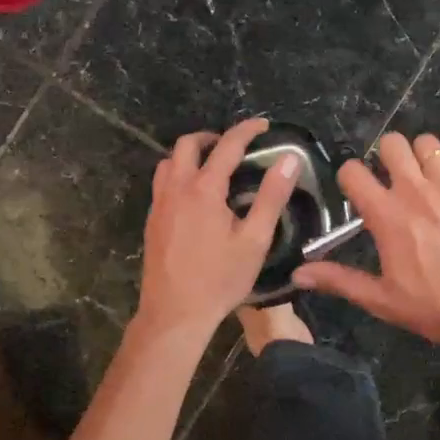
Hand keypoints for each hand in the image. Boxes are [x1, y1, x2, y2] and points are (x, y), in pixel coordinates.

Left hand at [137, 119, 299, 335]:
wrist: (174, 315)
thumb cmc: (219, 279)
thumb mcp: (254, 240)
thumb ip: (271, 197)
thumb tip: (288, 160)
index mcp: (204, 189)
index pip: (227, 146)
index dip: (247, 130)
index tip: (263, 125)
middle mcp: (176, 188)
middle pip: (187, 144)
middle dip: (211, 137)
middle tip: (234, 146)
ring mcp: (159, 204)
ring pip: (168, 162)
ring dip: (190, 154)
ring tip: (213, 167)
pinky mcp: (151, 221)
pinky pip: (162, 183)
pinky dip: (179, 174)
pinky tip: (195, 197)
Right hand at [292, 132, 439, 351]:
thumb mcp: (384, 301)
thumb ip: (340, 281)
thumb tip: (299, 273)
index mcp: (387, 216)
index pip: (353, 171)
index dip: (350, 178)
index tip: (358, 193)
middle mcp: (415, 190)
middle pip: (391, 143)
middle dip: (386, 155)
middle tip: (393, 178)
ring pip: (427, 142)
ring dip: (422, 154)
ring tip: (425, 175)